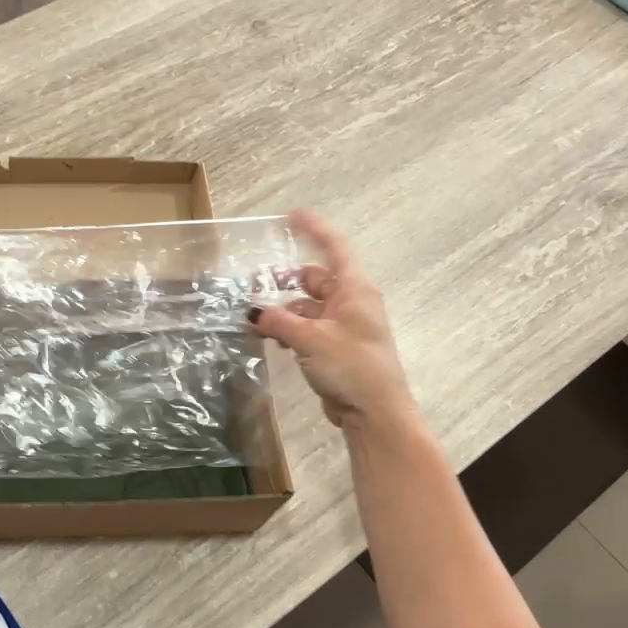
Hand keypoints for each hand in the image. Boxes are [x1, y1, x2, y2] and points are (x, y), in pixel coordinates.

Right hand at [249, 209, 419, 432]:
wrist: (375, 411)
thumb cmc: (350, 365)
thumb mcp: (309, 339)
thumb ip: (278, 321)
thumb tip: (252, 312)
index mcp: (354, 289)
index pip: (334, 247)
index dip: (314, 229)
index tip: (292, 216)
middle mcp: (351, 302)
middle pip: (316, 278)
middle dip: (286, 278)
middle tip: (255, 281)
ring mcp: (345, 326)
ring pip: (309, 306)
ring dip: (284, 309)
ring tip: (255, 318)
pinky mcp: (337, 348)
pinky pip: (309, 328)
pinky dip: (290, 329)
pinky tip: (270, 337)